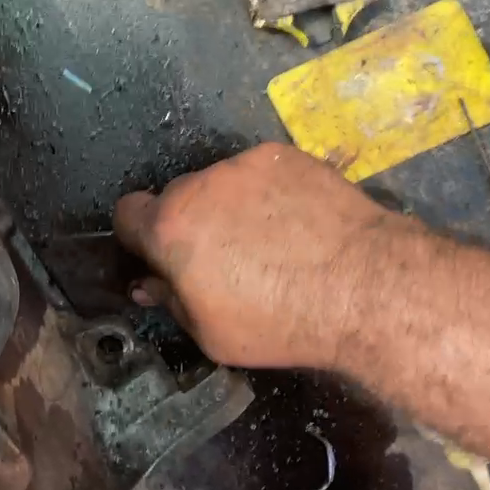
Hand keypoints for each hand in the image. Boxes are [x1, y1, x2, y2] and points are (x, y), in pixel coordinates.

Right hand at [113, 142, 413, 370]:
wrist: (364, 284)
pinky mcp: (281, 153)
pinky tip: (299, 219)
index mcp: (169, 228)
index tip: (161, 254)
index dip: (139, 235)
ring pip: (220, 182)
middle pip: (176, 197)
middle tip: (224, 256)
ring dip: (230, 204)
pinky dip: (270, 191)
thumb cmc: (280, 320)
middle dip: (190, 222)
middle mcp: (197, 185)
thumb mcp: (212, 335)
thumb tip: (148, 284)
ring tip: (273, 239)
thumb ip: (170, 302)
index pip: (126, 212)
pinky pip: (260, 170)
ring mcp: (242, 164)